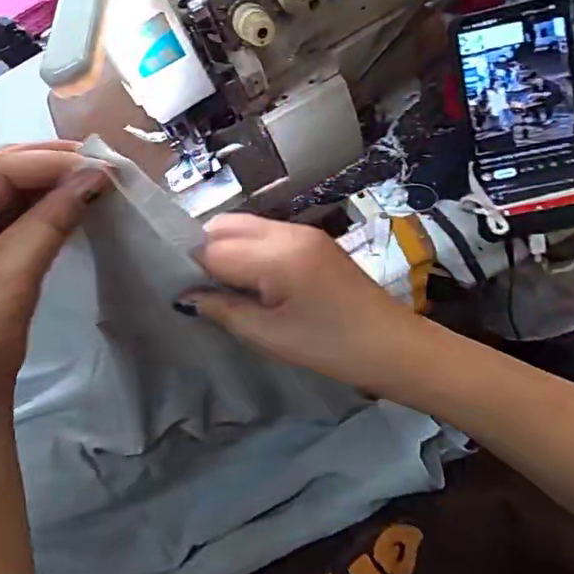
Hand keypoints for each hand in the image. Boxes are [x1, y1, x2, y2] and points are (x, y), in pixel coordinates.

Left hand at [0, 142, 111, 402]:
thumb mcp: (13, 271)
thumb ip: (53, 217)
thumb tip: (96, 174)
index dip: (47, 163)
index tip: (97, 163)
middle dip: (49, 169)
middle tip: (99, 163)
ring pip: (8, 197)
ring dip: (50, 188)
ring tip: (93, 179)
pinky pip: (11, 221)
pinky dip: (43, 212)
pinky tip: (72, 203)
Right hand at [181, 213, 428, 388]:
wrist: (396, 347)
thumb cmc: (332, 348)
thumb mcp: (270, 337)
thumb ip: (224, 310)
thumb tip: (187, 296)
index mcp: (276, 255)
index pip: (212, 248)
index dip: (189, 268)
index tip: (177, 289)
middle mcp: (287, 231)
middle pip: (223, 225)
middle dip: (203, 251)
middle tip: (198, 289)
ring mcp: (302, 231)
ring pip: (243, 225)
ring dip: (225, 248)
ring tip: (223, 286)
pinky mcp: (312, 239)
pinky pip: (264, 232)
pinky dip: (246, 248)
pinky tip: (249, 279)